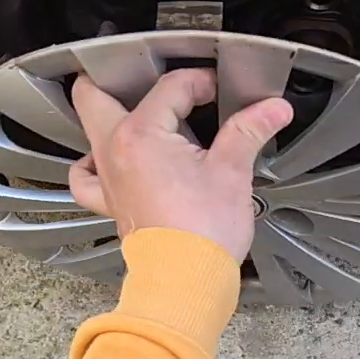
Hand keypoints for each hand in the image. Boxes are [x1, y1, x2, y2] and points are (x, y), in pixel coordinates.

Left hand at [69, 70, 292, 261]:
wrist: (186, 279)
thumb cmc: (203, 233)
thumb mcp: (232, 172)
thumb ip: (248, 132)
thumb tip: (273, 110)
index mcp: (142, 134)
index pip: (171, 89)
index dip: (198, 83)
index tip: (216, 92)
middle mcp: (114, 151)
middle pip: (95, 94)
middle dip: (120, 79)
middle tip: (149, 79)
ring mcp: (108, 179)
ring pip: (87, 132)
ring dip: (104, 117)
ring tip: (131, 113)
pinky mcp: (112, 204)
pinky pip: (86, 179)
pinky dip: (91, 166)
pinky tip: (104, 161)